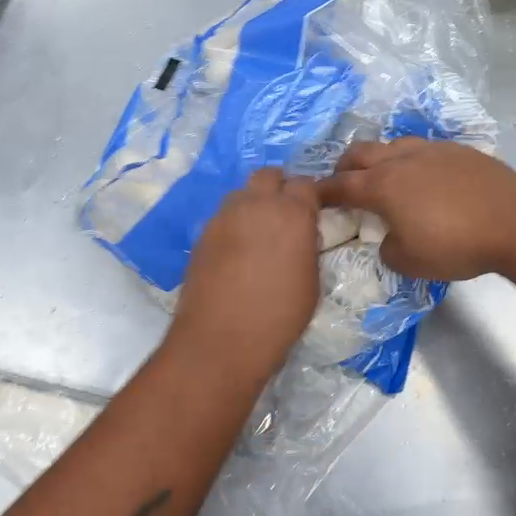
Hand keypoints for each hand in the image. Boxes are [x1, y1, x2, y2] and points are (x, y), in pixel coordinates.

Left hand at [169, 169, 321, 378]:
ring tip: (258, 232)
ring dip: (253, 202)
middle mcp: (257, 204)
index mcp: (292, 213)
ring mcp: (225, 215)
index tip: (312, 211)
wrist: (221, 339)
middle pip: (269, 175)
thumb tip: (300, 235)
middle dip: (279, 187)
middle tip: (285, 213)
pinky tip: (236, 251)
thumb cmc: (279, 317)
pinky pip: (223, 216)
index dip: (309, 196)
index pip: (305, 183)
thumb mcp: (311, 282)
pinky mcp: (203, 232)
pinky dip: (234, 223)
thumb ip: (307, 246)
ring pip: (242, 193)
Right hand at [318, 138, 515, 281]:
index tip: (311, 196)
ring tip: (384, 177)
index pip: (340, 185)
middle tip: (343, 183)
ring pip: (392, 145)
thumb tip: (389, 238)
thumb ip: (389, 249)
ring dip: (379, 159)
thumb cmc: (458, 245)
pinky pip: (423, 149)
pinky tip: (424, 178)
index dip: (322, 191)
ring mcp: (432, 150)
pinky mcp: (459, 150)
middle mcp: (402, 159)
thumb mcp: (412, 262)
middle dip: (345, 166)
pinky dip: (411, 161)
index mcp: (383, 185)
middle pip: (360, 152)